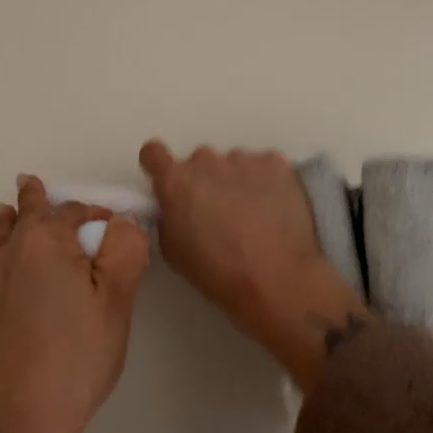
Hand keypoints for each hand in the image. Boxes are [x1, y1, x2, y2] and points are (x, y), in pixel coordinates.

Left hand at [0, 175, 149, 432]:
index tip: (114, 226)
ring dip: (9, 224)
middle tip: (31, 183)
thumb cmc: (77, 353)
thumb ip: (124, 251)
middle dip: (34, 200)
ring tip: (7, 210)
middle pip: (25, 217)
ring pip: (1, 242)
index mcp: (47, 242)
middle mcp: (13, 254)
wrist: (23, 415)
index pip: (72, 211)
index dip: (95, 213)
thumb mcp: (116, 299)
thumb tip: (121, 222)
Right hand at [139, 141, 371, 391]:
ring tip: (254, 214)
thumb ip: (168, 218)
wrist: (279, 279)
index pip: (153, 153)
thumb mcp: (174, 253)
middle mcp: (207, 161)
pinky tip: (276, 209)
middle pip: (199, 162)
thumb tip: (175, 208)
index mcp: (176, 182)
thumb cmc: (219, 273)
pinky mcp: (277, 164)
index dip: (158, 166)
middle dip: (204, 180)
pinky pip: (264, 167)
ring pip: (233, 164)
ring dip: (236, 181)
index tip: (168, 182)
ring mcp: (244, 159)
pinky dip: (266, 182)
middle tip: (218, 211)